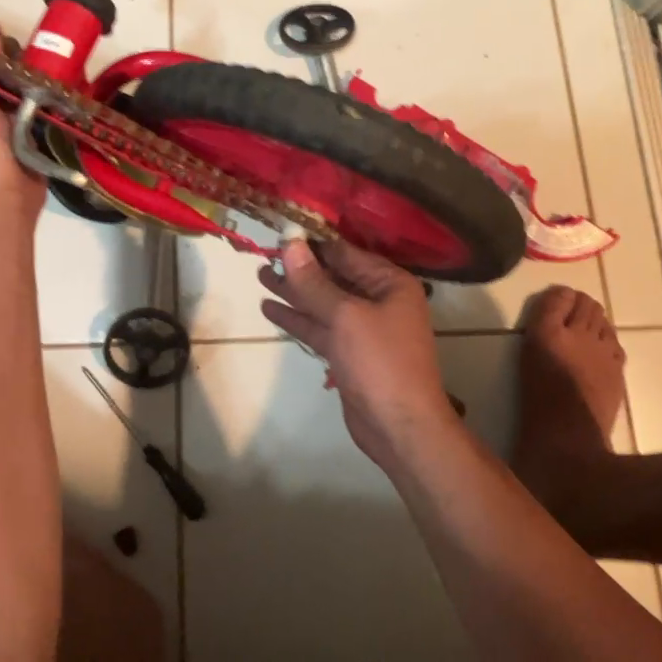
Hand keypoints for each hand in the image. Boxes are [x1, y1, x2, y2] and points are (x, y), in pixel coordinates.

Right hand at [259, 240, 457, 469]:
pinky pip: (320, 327)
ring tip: (260, 275)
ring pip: (323, 303)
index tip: (280, 233)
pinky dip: (297, 318)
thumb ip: (314, 282)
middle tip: (264, 254)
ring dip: (293, 291)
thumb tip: (291, 244)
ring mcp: (364, 329)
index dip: (313, 243)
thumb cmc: (380, 362)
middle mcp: (380, 301)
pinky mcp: (349, 354)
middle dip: (300, 267)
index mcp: (390, 284)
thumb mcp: (345, 316)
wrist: (401, 428)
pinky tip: (270, 308)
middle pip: (334, 277)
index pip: (345, 253)